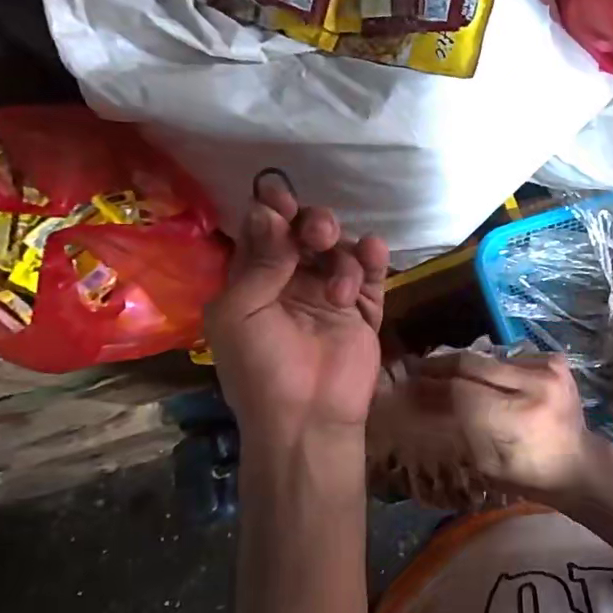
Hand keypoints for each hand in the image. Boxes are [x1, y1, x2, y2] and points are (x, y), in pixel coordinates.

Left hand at [205, 170, 389, 448]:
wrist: (307, 419)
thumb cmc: (260, 368)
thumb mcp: (240, 313)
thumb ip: (259, 262)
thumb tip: (267, 210)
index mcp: (254, 280)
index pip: (265, 233)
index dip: (272, 210)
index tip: (280, 193)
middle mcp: (292, 280)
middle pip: (305, 233)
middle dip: (312, 224)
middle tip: (316, 233)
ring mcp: (329, 293)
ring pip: (339, 248)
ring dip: (340, 251)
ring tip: (338, 285)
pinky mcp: (363, 308)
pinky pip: (371, 272)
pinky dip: (372, 257)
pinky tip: (372, 253)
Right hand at [406, 352, 600, 501]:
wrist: (579, 464)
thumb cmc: (528, 474)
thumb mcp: (487, 464)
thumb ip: (457, 429)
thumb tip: (421, 401)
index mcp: (516, 419)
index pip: (460, 390)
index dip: (432, 385)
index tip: (409, 382)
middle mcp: (534, 386)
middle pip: (473, 364)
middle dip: (441, 365)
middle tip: (418, 367)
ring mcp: (548, 369)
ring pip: (490, 358)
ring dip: (469, 366)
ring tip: (448, 373)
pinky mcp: (556, 360)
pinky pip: (511, 357)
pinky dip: (496, 368)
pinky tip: (493, 381)